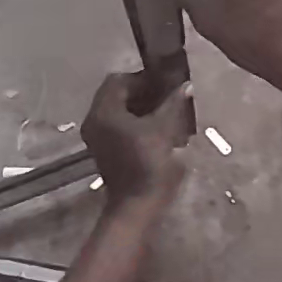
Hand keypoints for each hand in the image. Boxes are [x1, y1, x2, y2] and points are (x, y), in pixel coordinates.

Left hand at [81, 72, 192, 208]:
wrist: (137, 204)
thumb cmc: (150, 164)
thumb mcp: (164, 130)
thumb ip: (173, 103)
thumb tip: (186, 85)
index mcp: (104, 112)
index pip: (118, 80)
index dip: (142, 78)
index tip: (164, 82)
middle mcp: (94, 120)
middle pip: (115, 94)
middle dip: (141, 91)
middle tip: (166, 94)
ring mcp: (96, 136)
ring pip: (116, 109)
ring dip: (138, 105)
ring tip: (163, 108)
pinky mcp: (103, 148)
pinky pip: (116, 124)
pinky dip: (133, 119)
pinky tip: (155, 125)